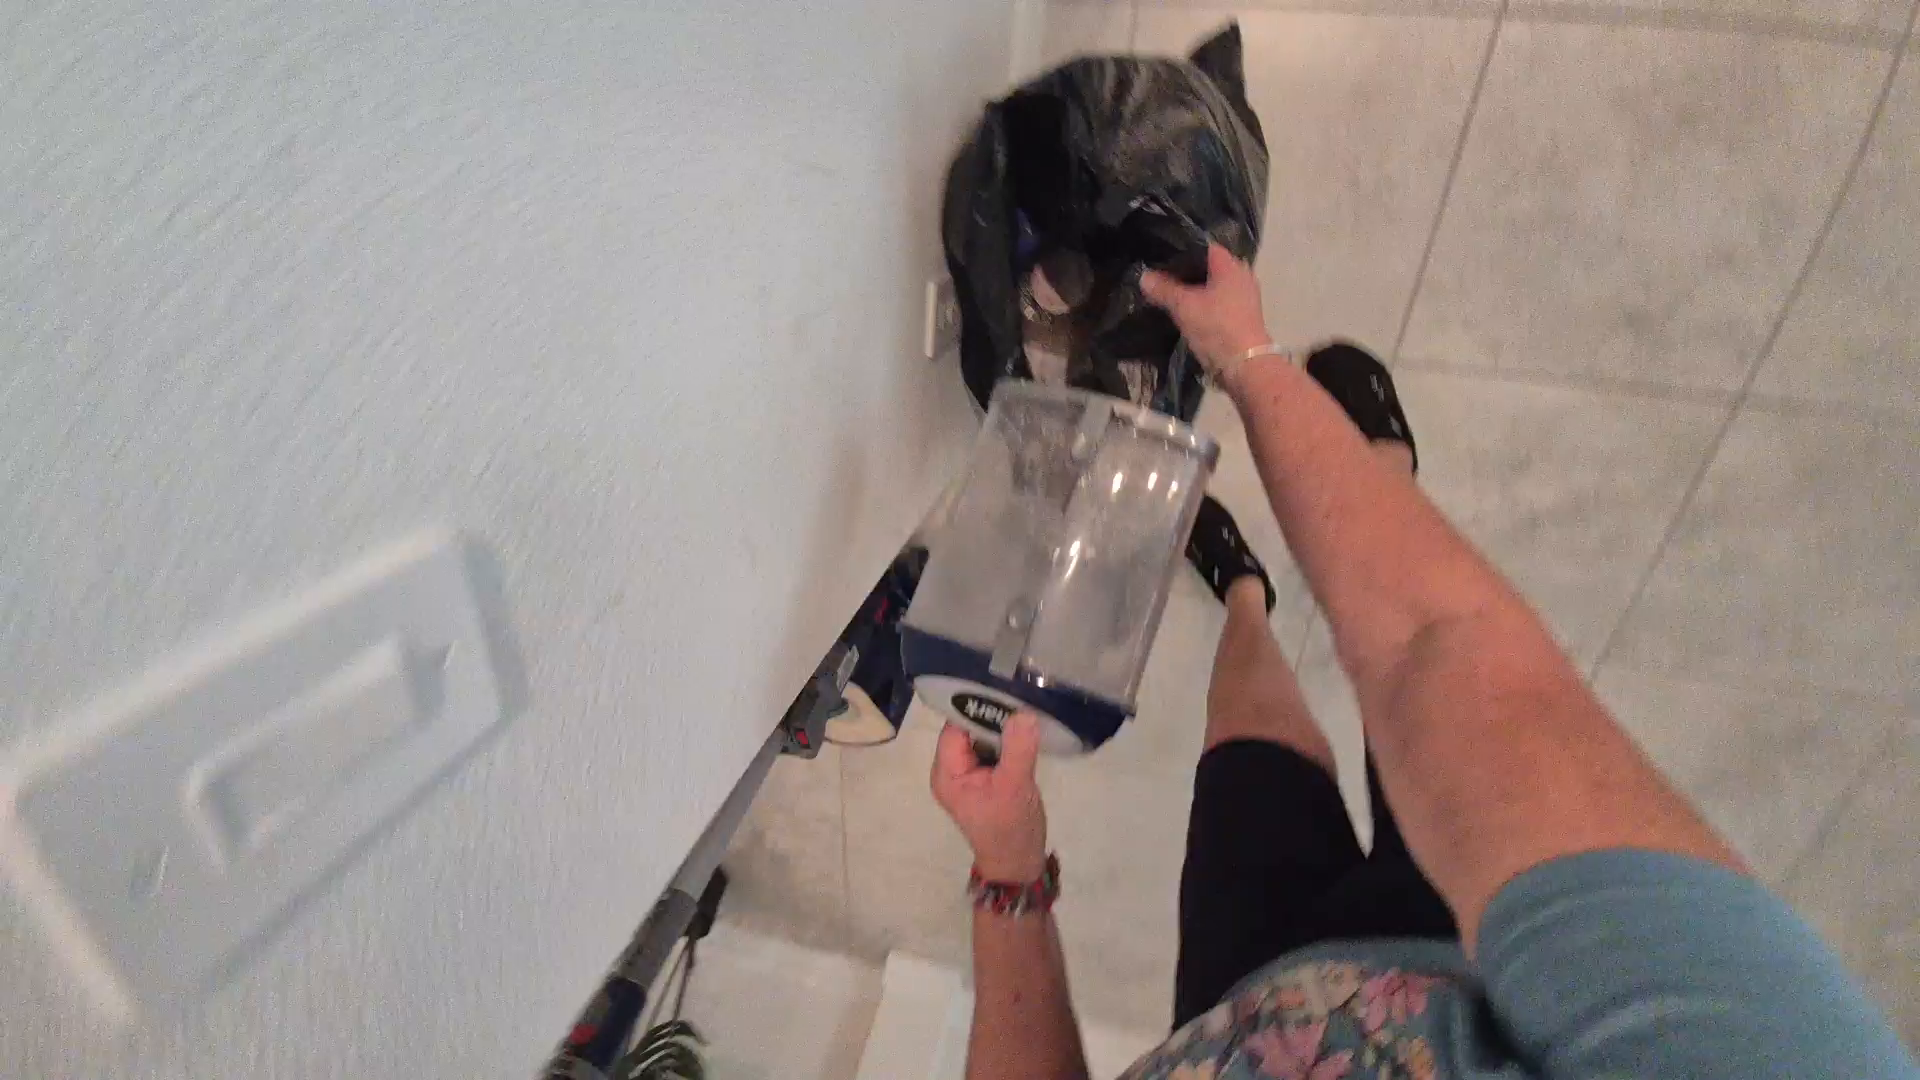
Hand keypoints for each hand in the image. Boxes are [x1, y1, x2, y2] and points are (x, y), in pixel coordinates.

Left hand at [931, 713, 1048, 881]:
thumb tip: (1023, 713)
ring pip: (980, 735)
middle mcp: (951, 769)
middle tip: (1019, 697)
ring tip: (1024, 709)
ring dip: (1001, 726)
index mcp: (947, 772)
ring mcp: (967, 772)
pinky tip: (1024, 729)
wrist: (1019, 863)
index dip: (977, 709)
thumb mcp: (1015, 787)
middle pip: (966, 729)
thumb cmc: (1010, 828)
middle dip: (991, 715)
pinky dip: (1006, 738)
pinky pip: (991, 746)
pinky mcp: (984, 774)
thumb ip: (1017, 749)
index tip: (1003, 693)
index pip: (955, 728)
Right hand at [1140, 244, 1273, 376]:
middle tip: (1161, 278)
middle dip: (1186, 273)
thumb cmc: (1216, 328)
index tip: (1162, 259)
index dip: (1182, 251)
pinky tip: (1188, 313)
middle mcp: (1241, 276)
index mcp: (1230, 266)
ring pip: (1213, 287)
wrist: (1243, 364)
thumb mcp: (1184, 307)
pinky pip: (1218, 303)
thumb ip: (1164, 290)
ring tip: (1170, 296)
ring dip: (1195, 291)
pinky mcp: (1242, 317)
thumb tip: (1143, 276)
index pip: (1204, 247)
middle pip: (1208, 268)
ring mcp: (1244, 297)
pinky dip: (1203, 305)